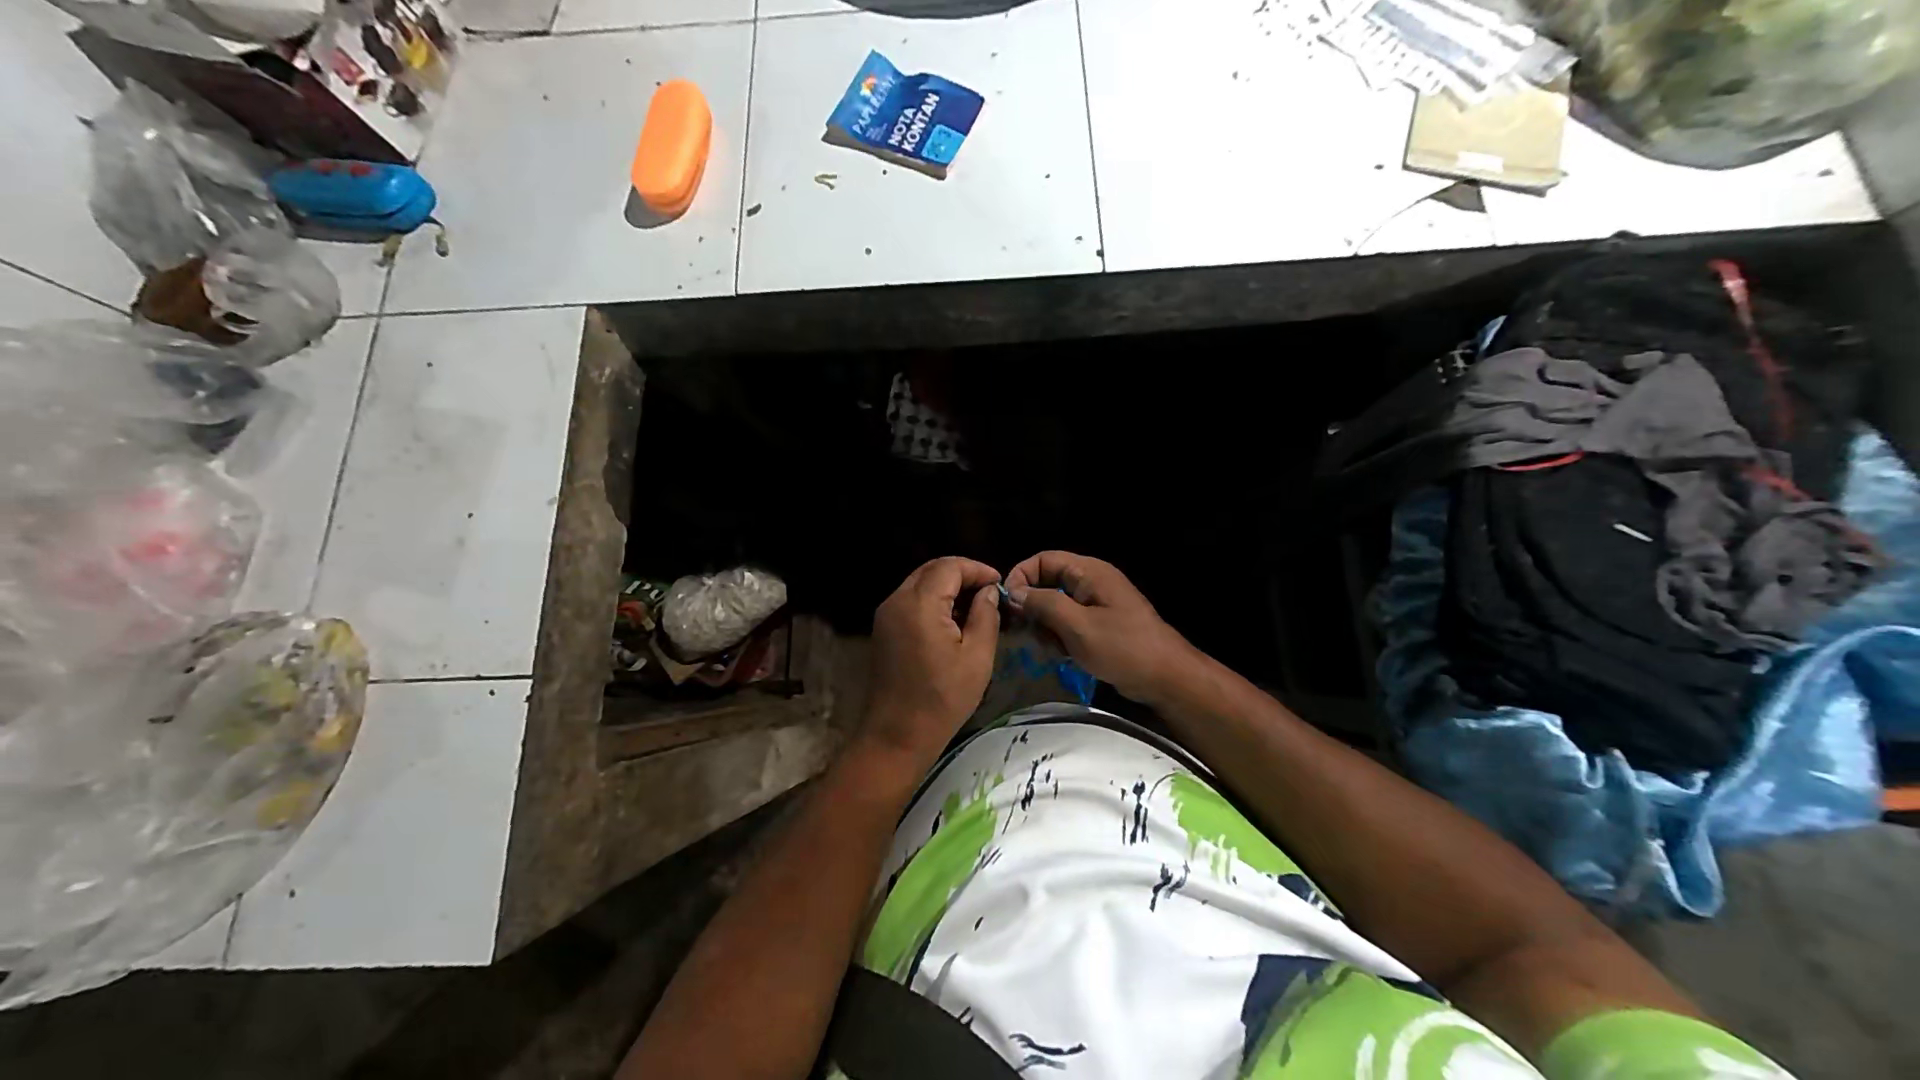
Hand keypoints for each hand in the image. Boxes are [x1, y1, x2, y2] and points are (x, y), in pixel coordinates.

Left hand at [860, 557, 1002, 765]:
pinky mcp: (883, 630)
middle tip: (989, 591)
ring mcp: (885, 615)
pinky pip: (909, 601)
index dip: (977, 569)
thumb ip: (986, 615)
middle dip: (961, 574)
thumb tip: (989, 592)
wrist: (897, 735)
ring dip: (946, 587)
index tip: (999, 583)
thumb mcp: (977, 657)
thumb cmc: (942, 698)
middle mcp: (896, 601)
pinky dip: (932, 601)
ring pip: (919, 583)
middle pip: (931, 570)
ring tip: (975, 605)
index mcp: (919, 604)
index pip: (949, 566)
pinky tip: (952, 620)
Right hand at [1005, 551, 1202, 706]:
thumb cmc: (1122, 648)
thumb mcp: (1077, 626)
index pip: (1043, 559)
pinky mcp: (1100, 623)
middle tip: (1022, 629)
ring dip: (1044, 622)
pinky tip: (1059, 653)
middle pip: (1048, 580)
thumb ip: (1044, 604)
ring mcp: (1097, 603)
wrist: (1166, 677)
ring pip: (1056, 603)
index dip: (1021, 576)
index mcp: (1089, 572)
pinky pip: (1069, 620)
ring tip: (1044, 645)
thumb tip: (1015, 593)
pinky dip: (1059, 633)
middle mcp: (1092, 581)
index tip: (1009, 604)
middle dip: (1032, 603)